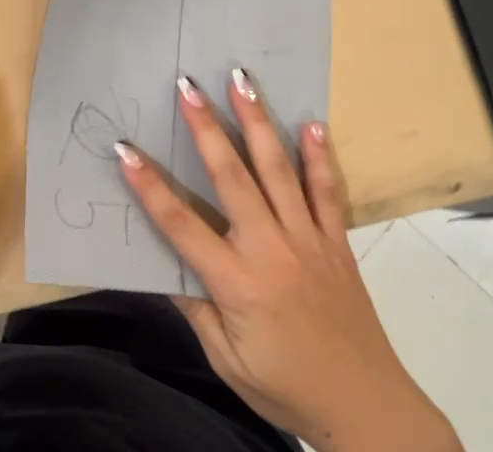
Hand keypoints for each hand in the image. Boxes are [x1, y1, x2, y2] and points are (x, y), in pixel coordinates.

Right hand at [116, 71, 460, 451]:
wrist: (368, 410)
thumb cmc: (287, 389)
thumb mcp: (227, 359)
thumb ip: (196, 309)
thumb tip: (165, 266)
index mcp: (237, 282)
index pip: (181, 224)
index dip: (148, 186)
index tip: (124, 149)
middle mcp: (271, 250)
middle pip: (232, 178)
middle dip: (205, 129)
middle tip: (187, 86)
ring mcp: (308, 242)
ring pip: (278, 171)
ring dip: (257, 123)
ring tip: (242, 82)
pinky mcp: (336, 244)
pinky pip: (327, 193)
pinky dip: (320, 158)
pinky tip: (312, 124)